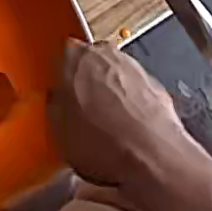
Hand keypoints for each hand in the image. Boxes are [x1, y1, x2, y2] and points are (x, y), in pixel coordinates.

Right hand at [49, 40, 200, 189]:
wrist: (153, 158)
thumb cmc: (102, 141)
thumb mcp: (58, 129)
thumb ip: (55, 105)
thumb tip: (58, 103)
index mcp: (74, 56)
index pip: (63, 55)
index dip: (62, 77)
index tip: (62, 95)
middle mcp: (103, 53)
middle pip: (91, 62)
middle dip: (89, 82)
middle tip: (85, 113)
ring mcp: (132, 67)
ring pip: (116, 76)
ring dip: (113, 95)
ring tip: (112, 130)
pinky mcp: (156, 85)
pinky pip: (137, 93)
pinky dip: (135, 107)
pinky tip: (133, 134)